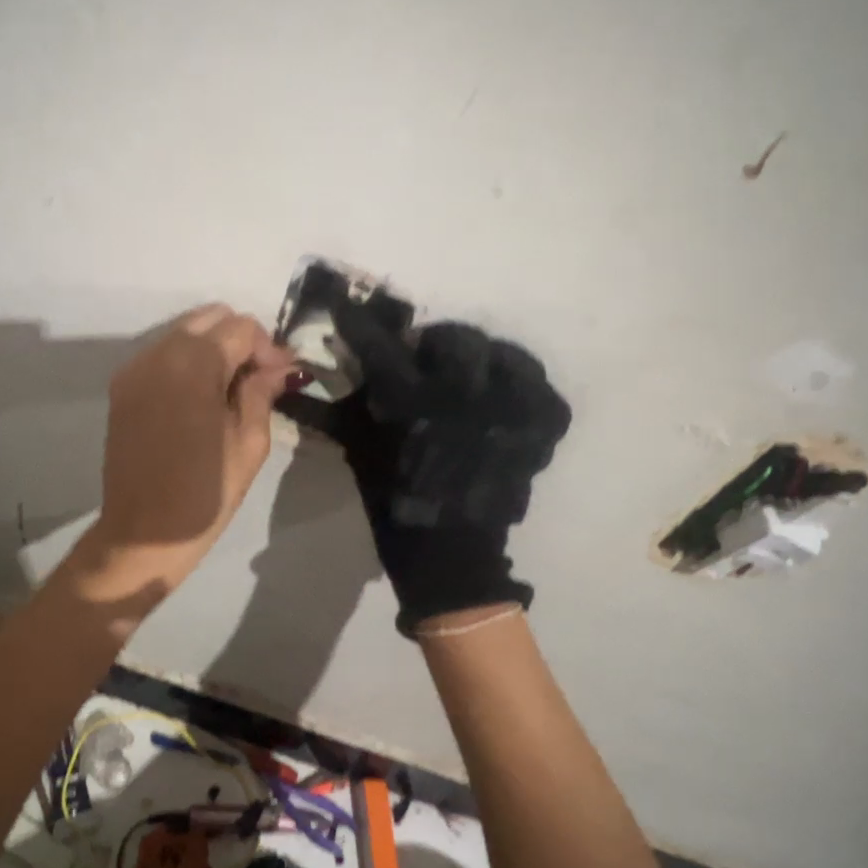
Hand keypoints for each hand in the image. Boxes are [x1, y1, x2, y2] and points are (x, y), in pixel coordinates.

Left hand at [79, 304, 295, 600]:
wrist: (144, 534)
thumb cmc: (205, 493)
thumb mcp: (250, 443)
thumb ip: (261, 392)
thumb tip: (275, 367)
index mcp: (192, 366)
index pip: (239, 328)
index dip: (267, 348)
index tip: (282, 378)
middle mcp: (157, 355)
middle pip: (208, 319)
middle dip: (240, 340)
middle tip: (261, 378)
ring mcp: (134, 370)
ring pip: (183, 333)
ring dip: (213, 350)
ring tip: (233, 389)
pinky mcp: (122, 389)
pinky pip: (162, 356)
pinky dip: (188, 364)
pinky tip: (203, 399)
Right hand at [325, 309, 570, 636]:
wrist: (449, 558)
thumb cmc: (394, 504)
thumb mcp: (360, 453)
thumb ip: (346, 407)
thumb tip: (324, 371)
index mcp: (411, 403)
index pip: (380, 346)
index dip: (361, 323)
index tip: (351, 309)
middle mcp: (463, 397)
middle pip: (456, 340)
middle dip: (435, 344)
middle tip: (427, 358)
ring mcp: (509, 414)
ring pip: (507, 357)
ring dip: (486, 361)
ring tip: (474, 376)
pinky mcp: (538, 434)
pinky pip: (544, 393)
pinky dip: (527, 390)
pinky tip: (510, 398)